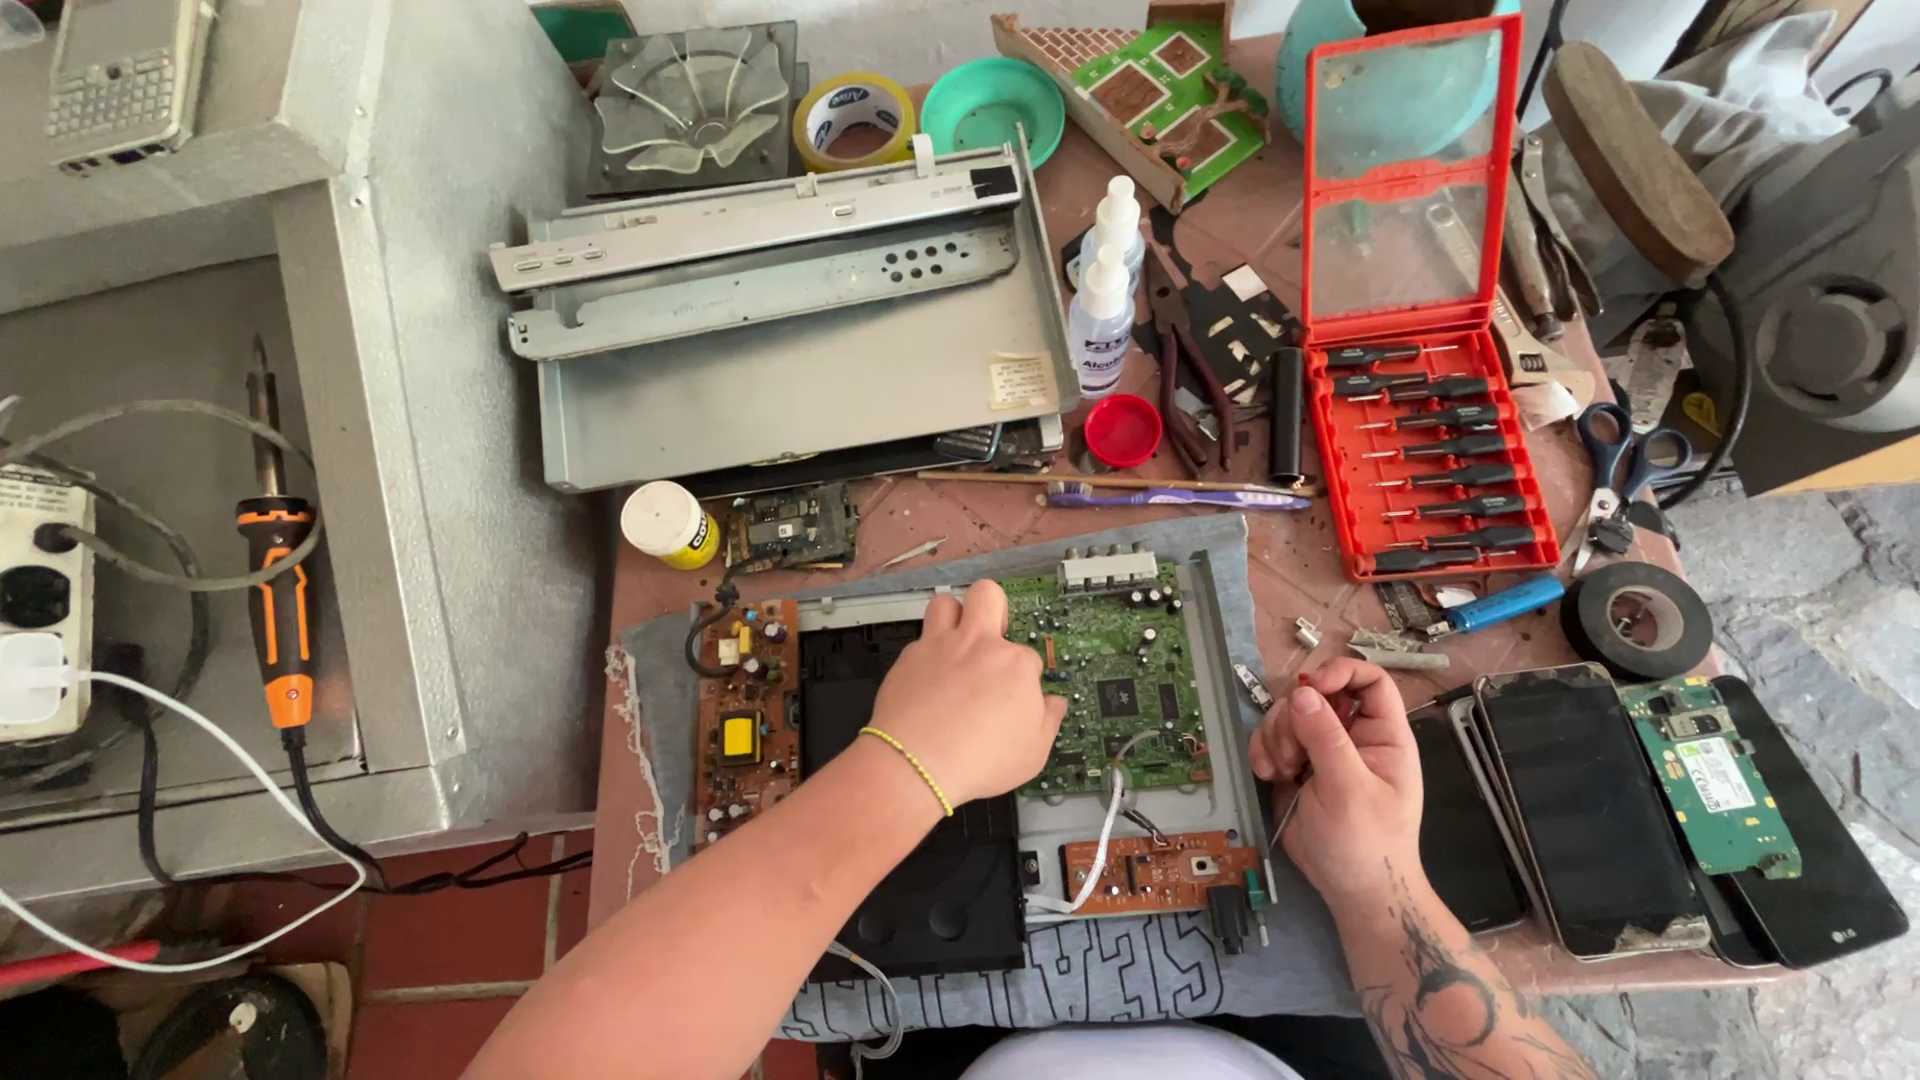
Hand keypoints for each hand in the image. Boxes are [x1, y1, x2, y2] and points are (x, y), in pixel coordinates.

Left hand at [867, 580, 1067, 805]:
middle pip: (988, 595)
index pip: (1029, 655)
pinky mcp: (909, 658)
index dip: (1025, 677)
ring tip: (957, 641)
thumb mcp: (1033, 753)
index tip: (1019, 694)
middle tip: (992, 634)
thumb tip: (1055, 705)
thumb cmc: (978, 760)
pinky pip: (919, 640)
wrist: (917, 764)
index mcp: (1014, 664)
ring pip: (946, 603)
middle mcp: (978, 644)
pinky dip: (926, 653)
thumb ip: (1048, 722)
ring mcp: (941, 647)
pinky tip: (928, 677)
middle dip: (993, 606)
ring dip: (953, 616)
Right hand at [1246, 658, 1422, 911]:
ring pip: (1286, 714)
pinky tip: (1267, 775)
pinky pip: (1269, 737)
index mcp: (1382, 736)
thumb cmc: (1365, 843)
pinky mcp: (1293, 764)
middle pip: (1314, 694)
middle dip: (1293, 717)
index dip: (1340, 673)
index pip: (1369, 681)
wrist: (1349, 890)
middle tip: (1291, 753)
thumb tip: (1301, 693)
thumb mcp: (1348, 789)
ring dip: (1274, 736)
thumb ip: (1325, 739)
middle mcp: (1350, 735)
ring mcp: (1319, 749)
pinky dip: (1262, 751)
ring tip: (1281, 771)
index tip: (1310, 687)